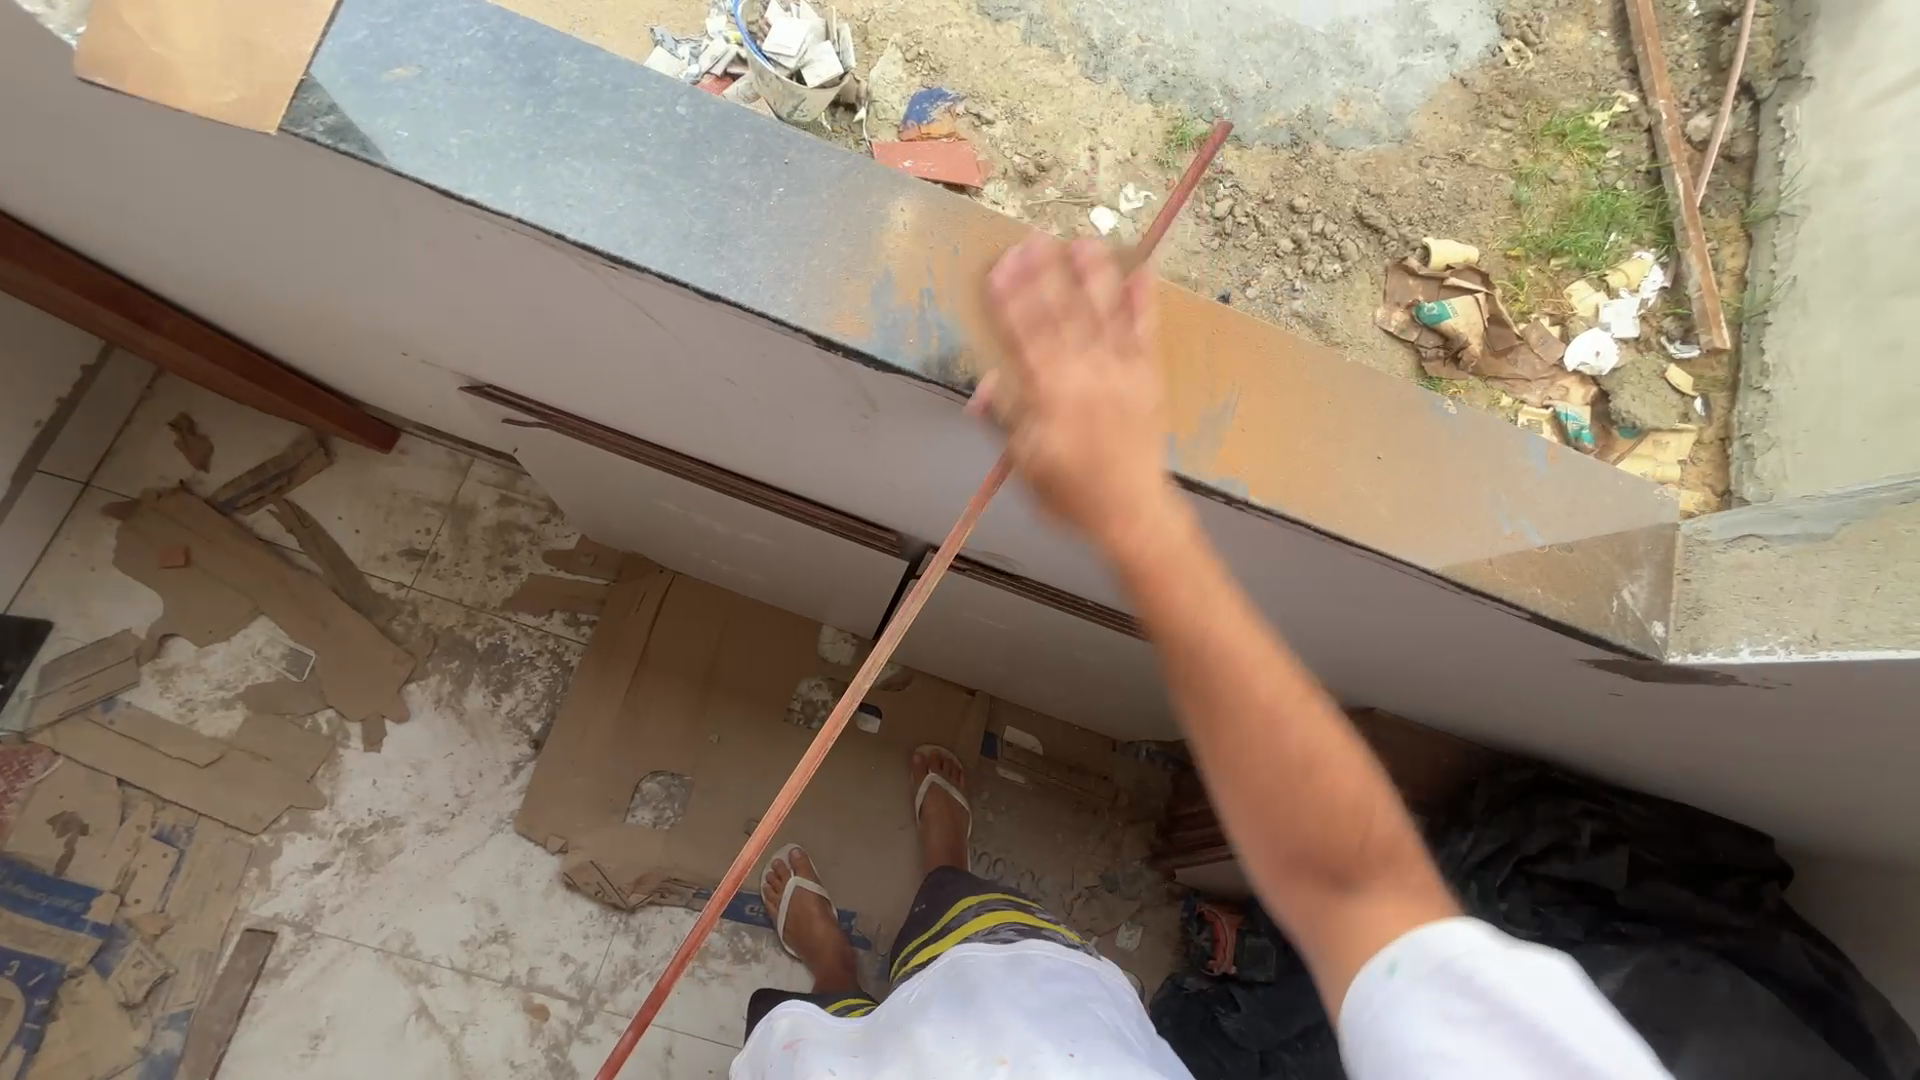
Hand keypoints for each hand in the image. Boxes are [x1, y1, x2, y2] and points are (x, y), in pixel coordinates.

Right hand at [982, 235, 1178, 552]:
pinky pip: (1147, 334)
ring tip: (1084, 242)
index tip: (999, 267)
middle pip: (1060, 316)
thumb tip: (984, 383)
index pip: (1024, 337)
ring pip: (1104, 316)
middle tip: (1032, 238)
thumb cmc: (1070, 494)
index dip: (1009, 300)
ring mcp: (1121, 373)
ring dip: (1093, 277)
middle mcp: (1085, 376)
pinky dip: (1144, 303)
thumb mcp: (1024, 464)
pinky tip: (1142, 272)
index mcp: (1049, 396)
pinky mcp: (1149, 378)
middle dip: (1044, 276)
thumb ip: (1007, 418)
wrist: (1130, 513)